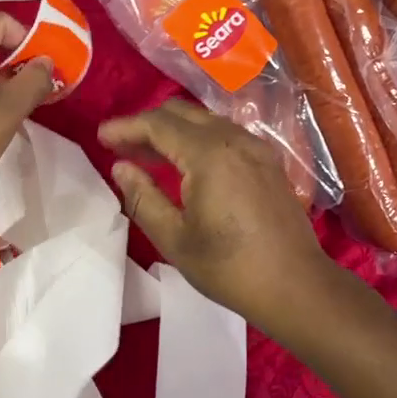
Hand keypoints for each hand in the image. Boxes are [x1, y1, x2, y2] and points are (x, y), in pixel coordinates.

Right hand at [100, 100, 333, 327]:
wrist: (295, 284)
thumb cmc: (230, 267)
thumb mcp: (175, 239)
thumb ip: (143, 198)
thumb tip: (121, 167)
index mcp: (209, 153)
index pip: (159, 124)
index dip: (127, 127)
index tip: (101, 136)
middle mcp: (234, 138)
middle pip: (182, 113)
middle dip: (148, 124)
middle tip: (121, 147)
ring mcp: (255, 147)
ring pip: (205, 120)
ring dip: (174, 131)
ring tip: (147, 155)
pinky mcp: (267, 160)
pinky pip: (225, 134)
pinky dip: (198, 139)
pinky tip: (185, 164)